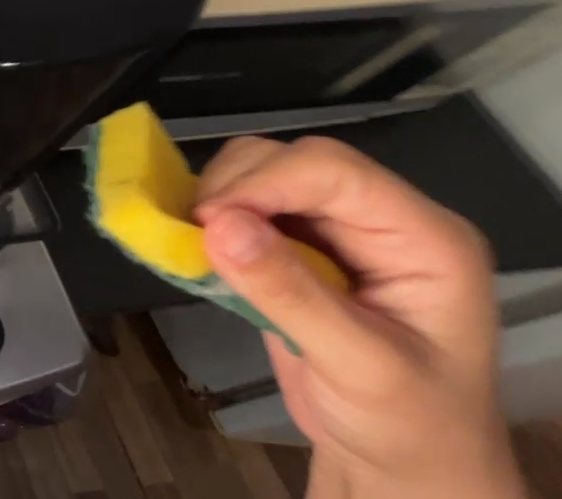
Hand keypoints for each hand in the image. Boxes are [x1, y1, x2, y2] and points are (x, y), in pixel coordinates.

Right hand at [195, 136, 523, 498]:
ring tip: (204, 251)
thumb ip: (291, 295)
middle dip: (233, 190)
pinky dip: (208, 217)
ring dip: (216, 201)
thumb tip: (218, 225)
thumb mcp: (359, 368)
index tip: (208, 223)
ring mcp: (335, 228)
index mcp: (422, 238)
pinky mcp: (294, 240)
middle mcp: (380, 219)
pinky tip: (205, 252)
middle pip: (288, 159)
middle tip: (199, 239)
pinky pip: (239, 201)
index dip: (263, 183)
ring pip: (255, 170)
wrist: (399, 462)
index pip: (331, 170)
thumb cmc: (407, 424)